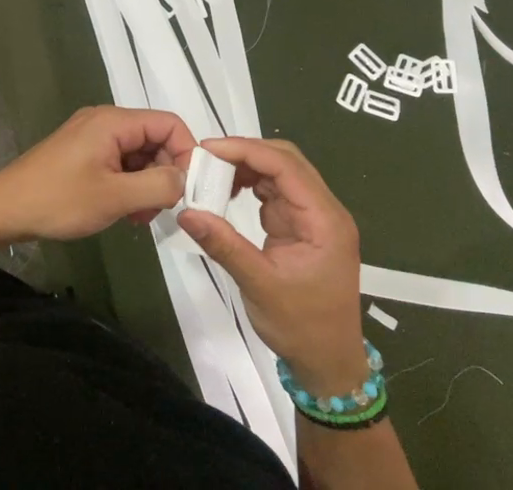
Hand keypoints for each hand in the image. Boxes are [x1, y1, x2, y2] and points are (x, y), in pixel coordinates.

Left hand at [0, 106, 193, 242]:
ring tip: (139, 217)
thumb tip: (187, 179)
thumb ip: (159, 186)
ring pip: (139, 156)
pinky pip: (120, 164)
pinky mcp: (82, 155)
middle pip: (156, 139)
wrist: (5, 209)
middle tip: (162, 210)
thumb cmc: (59, 200)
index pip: (170, 124)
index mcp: (112, 121)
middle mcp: (104, 122)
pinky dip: (130, 186)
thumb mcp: (116, 197)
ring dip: (148, 185)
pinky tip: (125, 213)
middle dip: (166, 174)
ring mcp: (91, 138)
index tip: (191, 190)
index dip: (188, 154)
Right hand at [177, 138, 366, 396]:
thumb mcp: (259, 285)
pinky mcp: (300, 227)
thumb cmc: (302, 326)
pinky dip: (247, 186)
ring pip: (279, 174)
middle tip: (203, 158)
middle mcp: (324, 211)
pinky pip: (273, 193)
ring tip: (208, 174)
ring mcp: (313, 219)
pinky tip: (224, 192)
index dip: (246, 150)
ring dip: (244, 168)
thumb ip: (224, 245)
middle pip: (286, 162)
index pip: (286, 167)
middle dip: (244, 153)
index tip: (206, 150)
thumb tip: (185, 212)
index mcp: (325, 221)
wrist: (328, 362)